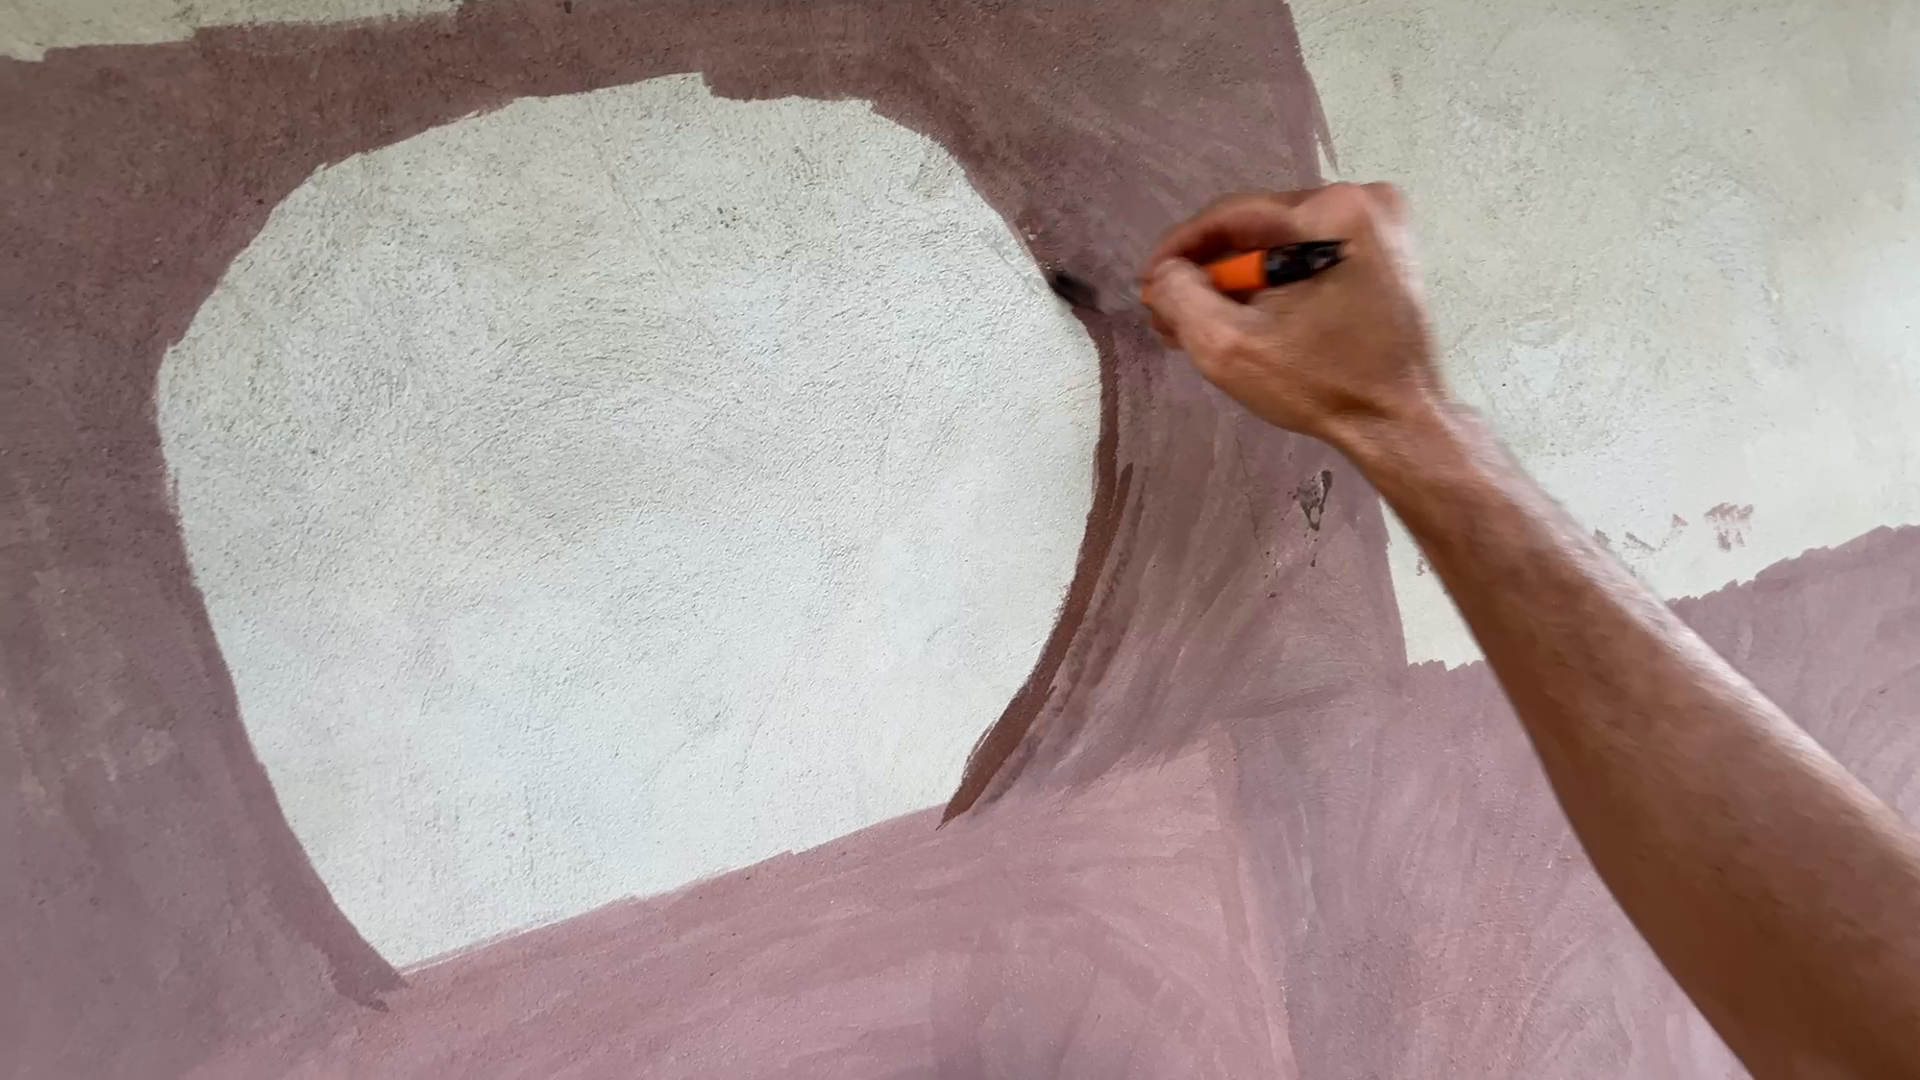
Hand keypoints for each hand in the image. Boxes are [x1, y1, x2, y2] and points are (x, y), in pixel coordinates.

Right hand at [1142, 183, 1442, 449]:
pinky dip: (1271, 284)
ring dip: (1235, 282)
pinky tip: (1244, 318)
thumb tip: (1165, 272)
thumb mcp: (1228, 345)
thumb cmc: (1315, 384)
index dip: (1178, 249)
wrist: (1396, 419)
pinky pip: (1307, 257)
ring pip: (1279, 245)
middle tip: (1168, 313)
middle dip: (1206, 273)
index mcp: (1327, 213)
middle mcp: (1360, 201)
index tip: (1148, 283)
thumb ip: (1182, 297)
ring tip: (1197, 324)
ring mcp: (1380, 226)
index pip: (1230, 215)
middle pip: (1255, 229)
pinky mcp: (1385, 254)